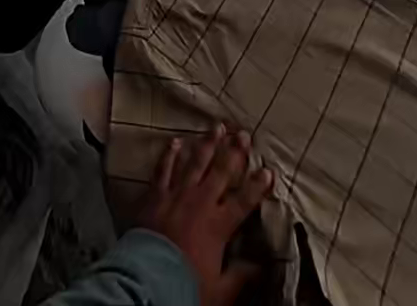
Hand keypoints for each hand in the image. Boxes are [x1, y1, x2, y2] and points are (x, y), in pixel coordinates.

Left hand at [135, 124, 273, 305]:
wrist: (149, 280)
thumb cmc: (186, 286)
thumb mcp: (220, 290)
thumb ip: (240, 276)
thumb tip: (260, 268)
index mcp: (218, 225)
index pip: (244, 201)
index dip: (257, 185)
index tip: (268, 170)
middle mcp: (200, 203)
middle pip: (221, 171)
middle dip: (234, 151)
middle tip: (243, 134)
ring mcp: (177, 194)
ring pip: (195, 162)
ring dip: (207, 144)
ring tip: (216, 127)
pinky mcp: (156, 194)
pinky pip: (164, 169)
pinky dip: (170, 154)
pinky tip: (175, 140)